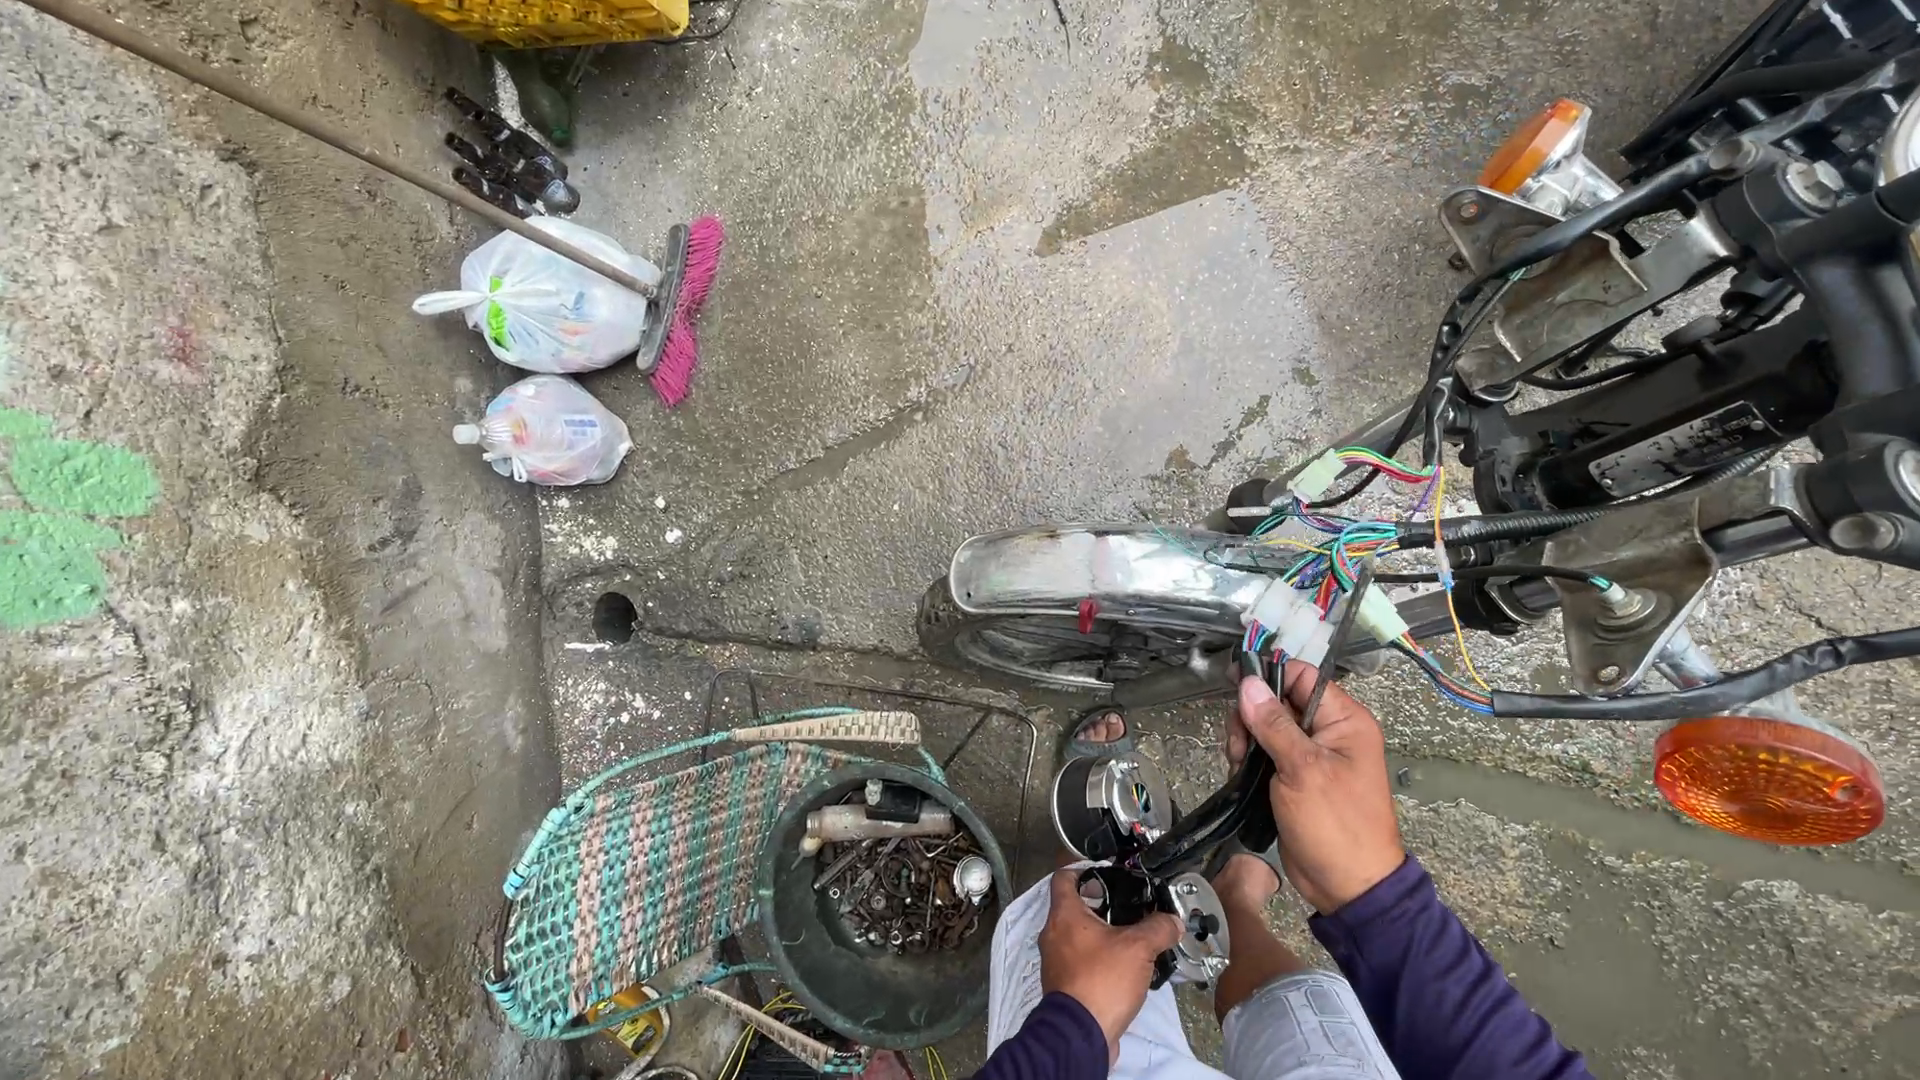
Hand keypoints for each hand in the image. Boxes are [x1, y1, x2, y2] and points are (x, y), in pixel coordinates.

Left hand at [1038, 870, 1183, 1061]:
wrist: (1081, 1034)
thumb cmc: (1102, 979)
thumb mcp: (1137, 948)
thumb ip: (1157, 928)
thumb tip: (1173, 921)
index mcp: (1063, 914)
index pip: (1063, 877)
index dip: (1081, 868)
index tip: (1104, 872)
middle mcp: (1052, 934)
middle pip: (1072, 907)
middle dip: (1099, 905)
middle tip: (1127, 907)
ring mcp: (1055, 962)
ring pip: (1077, 937)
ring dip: (1100, 935)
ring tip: (1130, 939)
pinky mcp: (1063, 986)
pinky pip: (1080, 963)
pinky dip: (1097, 960)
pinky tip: (1124, 969)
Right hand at [1227, 663, 1404, 913]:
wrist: (1346, 885)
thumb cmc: (1335, 825)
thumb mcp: (1302, 769)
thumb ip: (1273, 723)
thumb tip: (1248, 683)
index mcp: (1344, 720)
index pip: (1301, 677)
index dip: (1268, 675)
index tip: (1235, 684)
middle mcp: (1328, 731)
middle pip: (1277, 699)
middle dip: (1251, 715)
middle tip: (1240, 742)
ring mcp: (1309, 754)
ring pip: (1265, 725)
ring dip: (1246, 738)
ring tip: (1240, 761)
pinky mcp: (1293, 774)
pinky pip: (1264, 750)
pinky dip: (1248, 757)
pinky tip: (1241, 771)